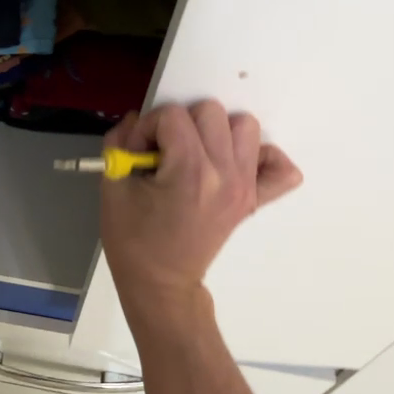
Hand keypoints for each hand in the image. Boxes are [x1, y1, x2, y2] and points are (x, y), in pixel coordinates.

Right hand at [100, 100, 302, 315]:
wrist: (160, 282)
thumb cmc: (132, 240)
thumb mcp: (112, 189)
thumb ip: (118, 143)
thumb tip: (134, 120)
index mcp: (190, 172)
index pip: (173, 116)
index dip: (147, 129)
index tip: (137, 154)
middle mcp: (225, 173)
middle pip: (211, 112)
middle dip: (180, 124)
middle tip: (163, 153)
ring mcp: (246, 186)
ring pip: (245, 127)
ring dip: (217, 132)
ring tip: (194, 155)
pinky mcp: (255, 198)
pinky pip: (281, 168)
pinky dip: (262, 158)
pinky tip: (233, 166)